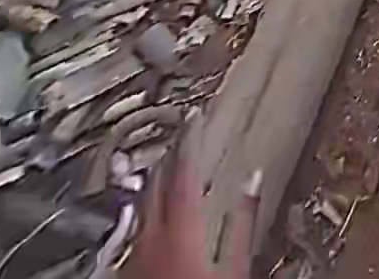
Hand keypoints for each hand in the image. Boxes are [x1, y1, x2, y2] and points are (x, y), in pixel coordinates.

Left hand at [123, 134, 260, 278]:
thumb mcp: (236, 267)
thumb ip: (244, 220)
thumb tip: (253, 181)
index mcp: (180, 228)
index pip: (183, 167)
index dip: (189, 137)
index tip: (195, 116)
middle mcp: (150, 236)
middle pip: (157, 180)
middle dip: (171, 154)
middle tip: (185, 136)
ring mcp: (133, 255)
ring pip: (143, 202)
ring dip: (158, 179)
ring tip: (172, 166)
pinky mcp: (125, 271)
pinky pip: (135, 227)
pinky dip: (149, 209)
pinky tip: (159, 213)